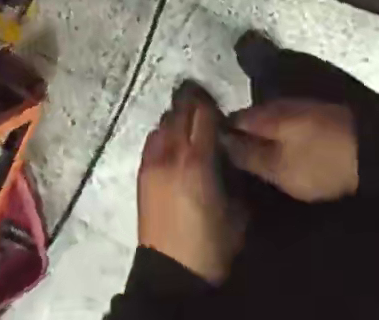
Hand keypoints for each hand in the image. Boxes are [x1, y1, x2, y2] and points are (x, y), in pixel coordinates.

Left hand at [136, 87, 245, 283]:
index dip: (212, 105)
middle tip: (205, 106)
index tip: (220, 106)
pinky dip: (164, 133)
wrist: (172, 274)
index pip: (203, 113)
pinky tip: (173, 142)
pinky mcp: (141, 172)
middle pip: (180, 111)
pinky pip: (152, 138)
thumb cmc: (212, 245)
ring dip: (177, 117)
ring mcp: (153, 161)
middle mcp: (171, 153)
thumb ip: (233, 172)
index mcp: (197, 160)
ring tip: (188, 124)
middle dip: (193, 104)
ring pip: (164, 121)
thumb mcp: (237, 210)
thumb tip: (230, 149)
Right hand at [222, 99, 358, 201]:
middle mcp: (276, 103)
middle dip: (239, 136)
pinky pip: (284, 126)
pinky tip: (279, 154)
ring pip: (267, 123)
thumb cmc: (320, 162)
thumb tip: (218, 140)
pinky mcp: (313, 117)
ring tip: (255, 163)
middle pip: (249, 119)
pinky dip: (277, 138)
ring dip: (259, 138)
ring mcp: (297, 108)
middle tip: (233, 164)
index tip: (213, 155)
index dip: (219, 135)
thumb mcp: (279, 168)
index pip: (230, 119)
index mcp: (264, 114)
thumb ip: (247, 154)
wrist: (369, 152)